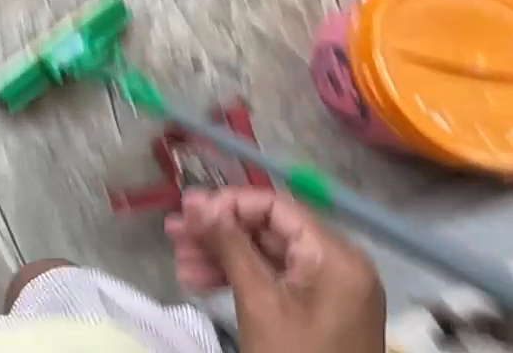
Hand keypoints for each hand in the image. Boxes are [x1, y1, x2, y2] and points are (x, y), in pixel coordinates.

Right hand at [166, 187, 385, 352]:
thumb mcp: (258, 302)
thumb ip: (227, 243)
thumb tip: (194, 199)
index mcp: (335, 256)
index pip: (275, 206)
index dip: (229, 204)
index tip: (187, 212)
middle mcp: (338, 265)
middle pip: (268, 230)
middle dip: (219, 233)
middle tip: (174, 234)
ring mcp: (328, 291)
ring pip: (265, 255)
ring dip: (221, 256)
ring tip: (179, 261)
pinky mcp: (316, 312)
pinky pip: (273, 280)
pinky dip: (239, 279)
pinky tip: (199, 281)